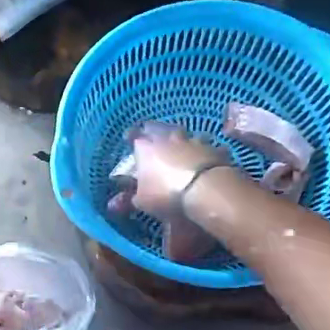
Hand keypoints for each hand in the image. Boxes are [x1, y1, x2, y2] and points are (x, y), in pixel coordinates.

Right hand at [116, 122, 230, 221]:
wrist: (206, 191)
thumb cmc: (166, 194)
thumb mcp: (142, 201)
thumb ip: (130, 198)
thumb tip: (117, 202)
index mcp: (145, 147)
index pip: (134, 136)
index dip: (131, 137)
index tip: (128, 138)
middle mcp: (167, 138)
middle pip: (158, 128)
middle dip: (154, 131)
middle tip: (152, 136)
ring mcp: (192, 140)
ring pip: (183, 134)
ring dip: (180, 139)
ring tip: (180, 146)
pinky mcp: (213, 148)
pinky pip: (206, 146)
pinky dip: (203, 150)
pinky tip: (205, 156)